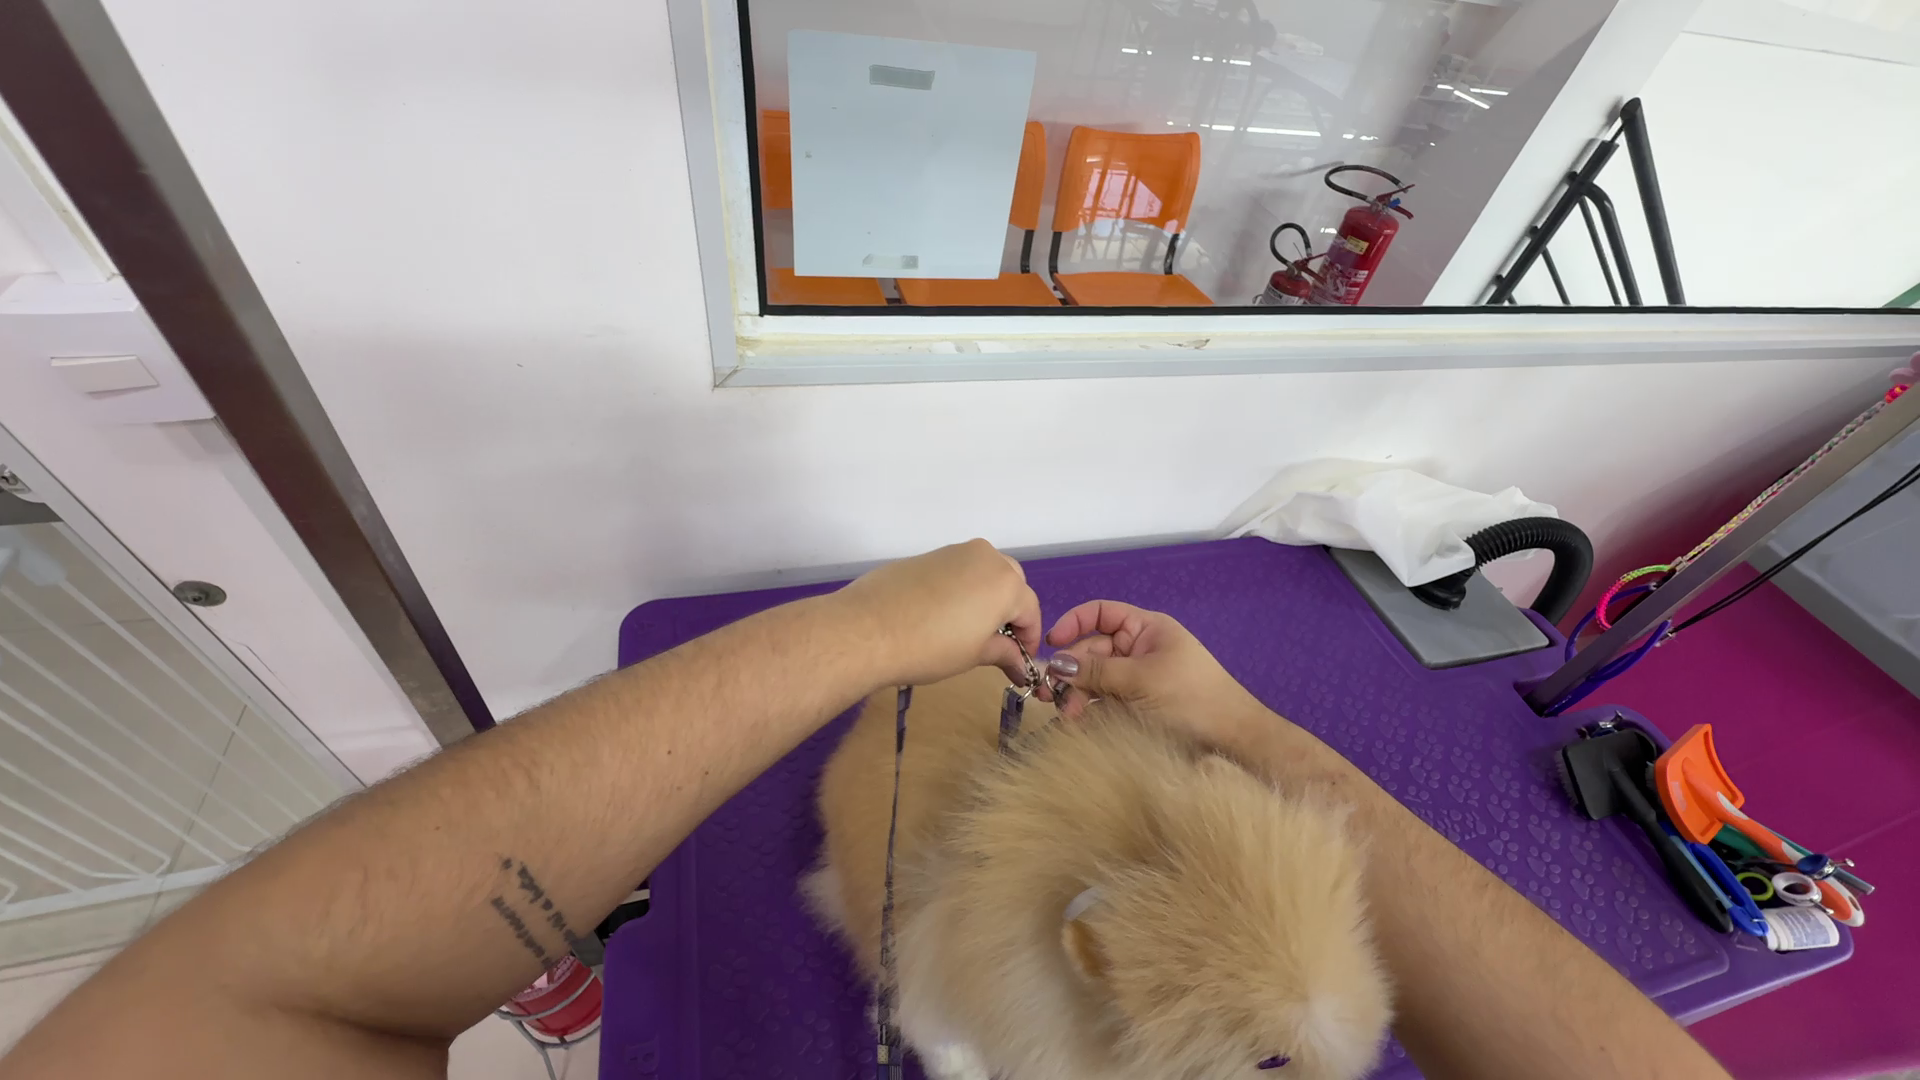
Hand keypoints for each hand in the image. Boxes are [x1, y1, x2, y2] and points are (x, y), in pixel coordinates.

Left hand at [833, 539, 1041, 688]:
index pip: (1031, 611)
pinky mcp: (929, 554)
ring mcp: (955, 551)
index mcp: (1007, 582)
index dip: (1029, 639)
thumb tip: (1020, 666)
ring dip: (987, 598)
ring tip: (971, 629)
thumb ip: (1004, 653)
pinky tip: (944, 615)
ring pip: (985, 573)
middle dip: (1010, 612)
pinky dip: (963, 589)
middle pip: (1011, 584)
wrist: (868, 628)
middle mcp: (986, 557)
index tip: (1022, 661)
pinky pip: (959, 570)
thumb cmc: (931, 647)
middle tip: (999, 643)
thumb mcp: (974, 654)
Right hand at [1044, 600, 1269, 749]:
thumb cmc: (1191, 698)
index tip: (1051, 645)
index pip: (1100, 613)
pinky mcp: (1136, 704)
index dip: (1073, 623)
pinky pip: (1105, 699)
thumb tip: (1055, 664)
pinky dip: (1090, 708)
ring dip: (1077, 693)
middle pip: (1092, 650)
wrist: (1233, 741)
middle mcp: (1139, 648)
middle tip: (1049, 696)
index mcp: (1145, 629)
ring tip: (1067, 716)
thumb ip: (1096, 671)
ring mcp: (1137, 677)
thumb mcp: (1140, 680)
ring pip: (1095, 678)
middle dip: (1071, 670)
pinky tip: (1077, 722)